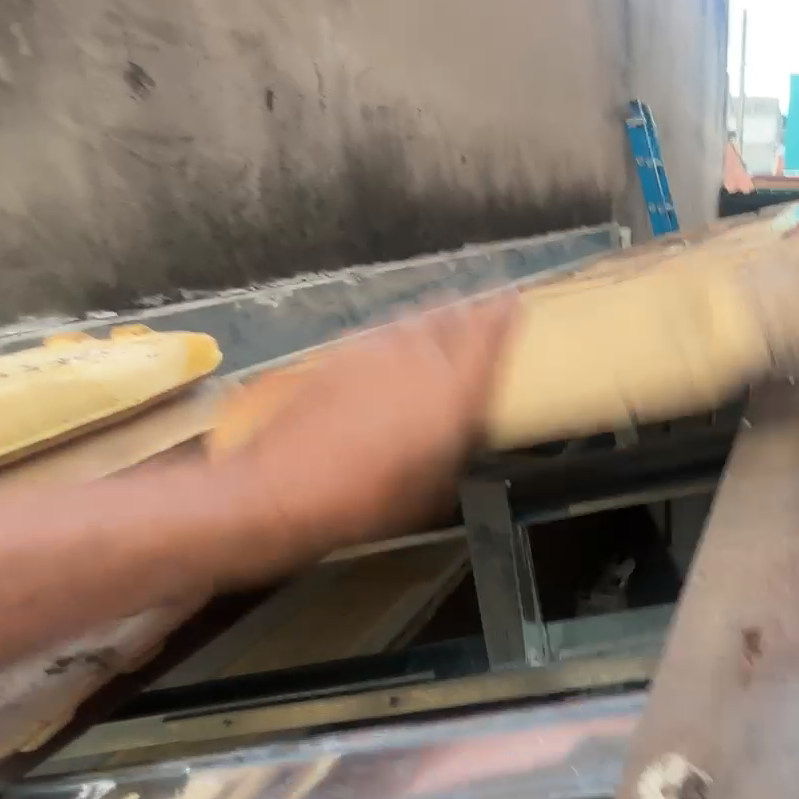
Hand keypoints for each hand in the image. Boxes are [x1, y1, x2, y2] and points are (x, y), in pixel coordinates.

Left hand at [214, 294, 518, 572]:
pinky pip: (385, 331)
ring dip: (437, 316)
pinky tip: (400, 343)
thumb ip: (459, 443)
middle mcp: (419, 360)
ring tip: (448, 316)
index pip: (488, 337)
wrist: (284, 488)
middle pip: (454, 317)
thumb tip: (468, 424)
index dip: (504, 314)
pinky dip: (402, 331)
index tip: (514, 298)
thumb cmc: (371, 499)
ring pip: (417, 319)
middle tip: (487, 307)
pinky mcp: (341, 354)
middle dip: (474, 310)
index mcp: (453, 392)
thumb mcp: (436, 485)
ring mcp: (376, 351)